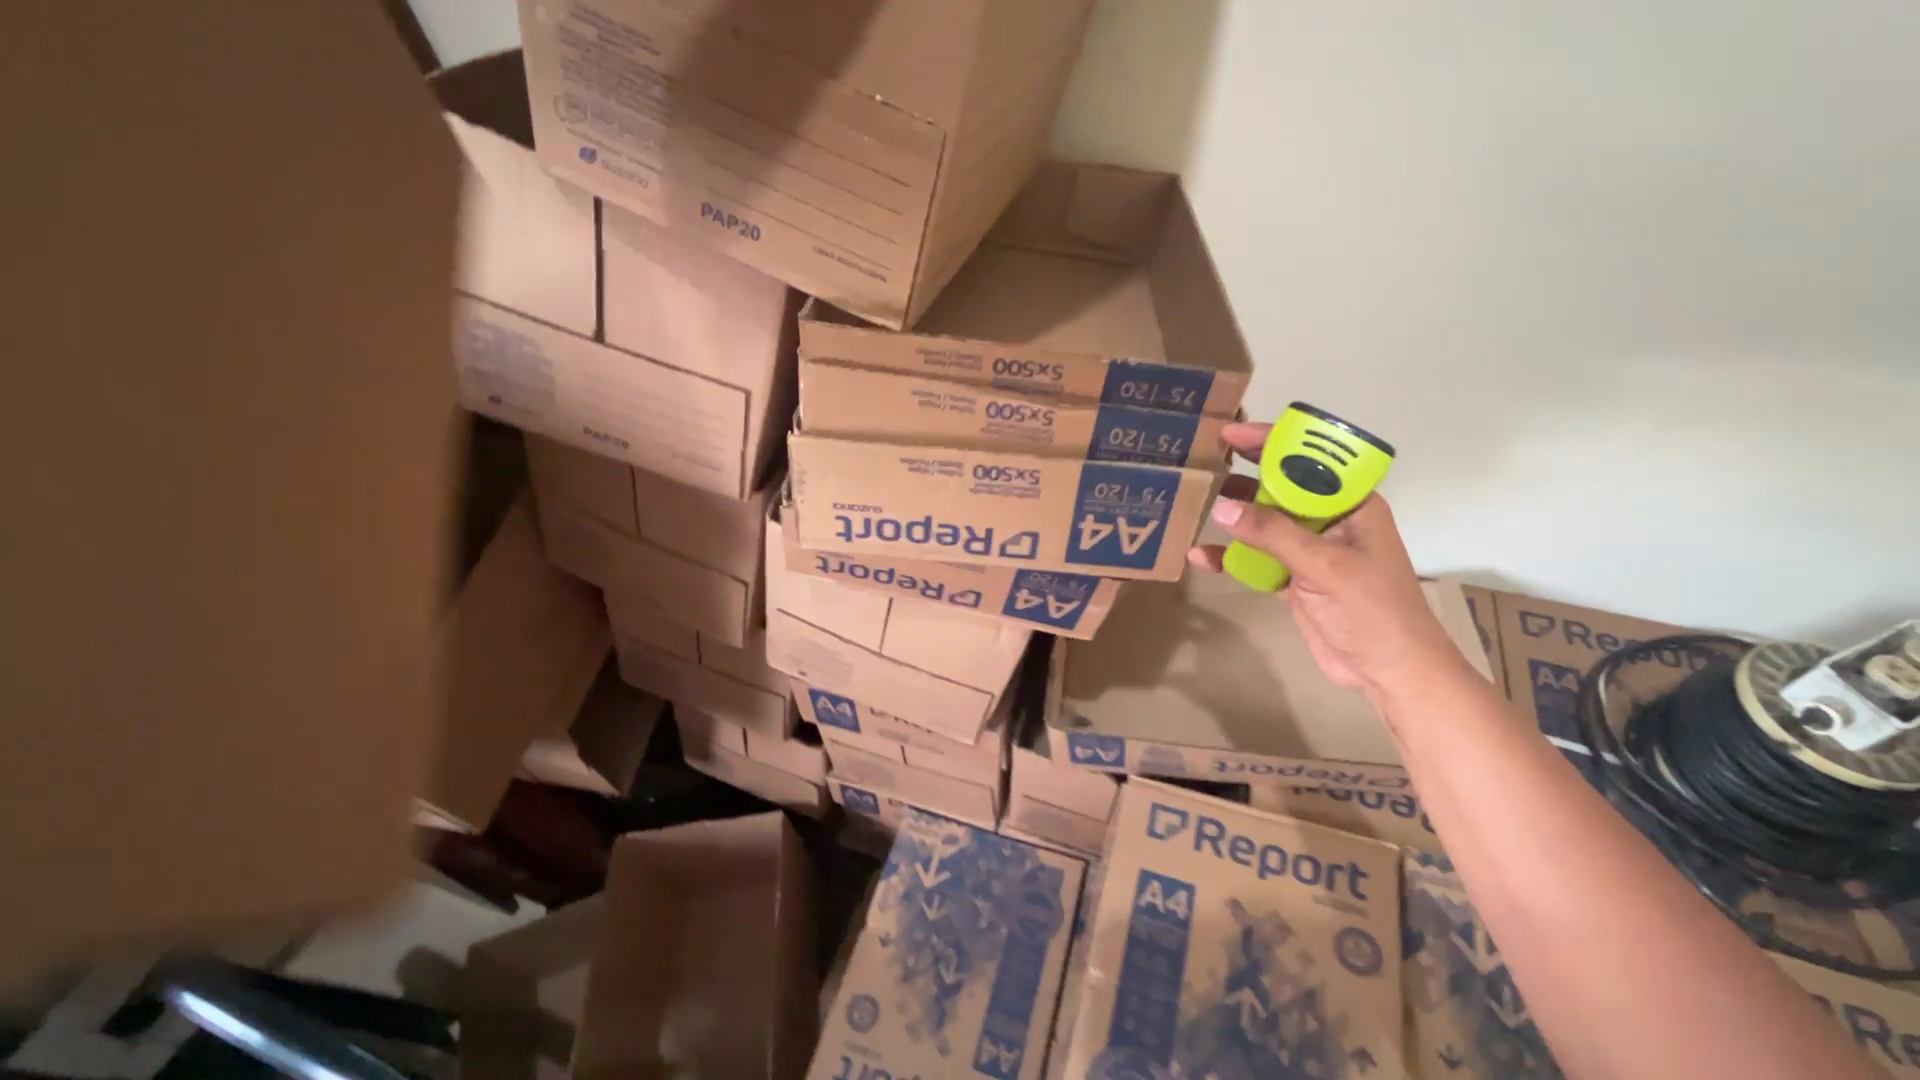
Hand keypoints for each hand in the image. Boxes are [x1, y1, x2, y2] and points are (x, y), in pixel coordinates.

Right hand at [1188, 422, 1465, 702]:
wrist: (1389, 670)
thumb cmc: (1372, 609)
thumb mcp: (1325, 566)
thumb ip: (1273, 534)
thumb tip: (1223, 507)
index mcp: (1352, 505)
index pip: (1310, 460)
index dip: (1273, 442)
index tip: (1231, 432)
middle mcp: (1330, 520)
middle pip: (1282, 487)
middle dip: (1245, 473)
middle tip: (1202, 460)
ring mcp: (1311, 550)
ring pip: (1266, 522)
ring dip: (1235, 515)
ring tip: (1194, 501)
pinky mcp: (1295, 579)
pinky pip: (1258, 559)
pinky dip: (1232, 558)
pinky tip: (1201, 557)